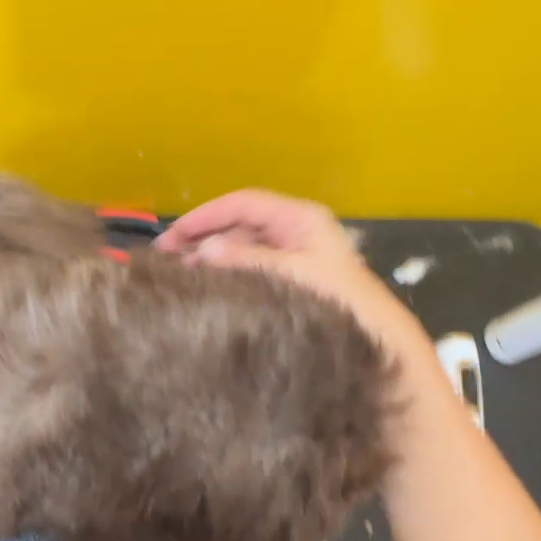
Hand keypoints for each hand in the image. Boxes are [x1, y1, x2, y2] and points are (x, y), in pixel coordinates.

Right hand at [155, 189, 432, 361]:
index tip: (171, 238)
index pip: (242, 204)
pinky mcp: (289, 283)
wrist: (373, 336)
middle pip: (239, 225)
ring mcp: (292, 257)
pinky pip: (250, 271)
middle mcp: (294, 232)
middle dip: (203, 239)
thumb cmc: (337, 299)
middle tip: (167, 262)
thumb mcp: (290, 273)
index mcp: (299, 219)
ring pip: (242, 249)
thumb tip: (203, 251)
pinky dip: (226, 277)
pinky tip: (207, 292)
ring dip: (211, 260)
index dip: (204, 216)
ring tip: (181, 279)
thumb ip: (246, 259)